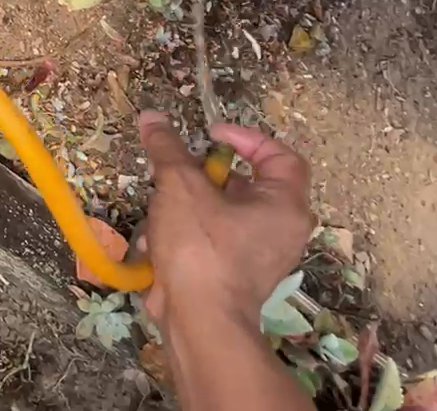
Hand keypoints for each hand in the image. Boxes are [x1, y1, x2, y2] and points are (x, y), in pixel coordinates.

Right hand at [137, 111, 314, 330]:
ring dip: (183, 200)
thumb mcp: (179, 184)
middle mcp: (280, 229)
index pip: (281, 157)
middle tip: (174, 166)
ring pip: (220, 208)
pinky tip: (155, 237)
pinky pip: (210, 234)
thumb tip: (153, 117)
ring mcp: (258, 252)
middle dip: (200, 171)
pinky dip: (182, 227)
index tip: (209, 134)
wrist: (199, 318)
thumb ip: (167, 148)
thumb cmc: (201, 245)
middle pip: (245, 182)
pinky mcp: (233, 269)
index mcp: (283, 206)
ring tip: (158, 205)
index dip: (247, 137)